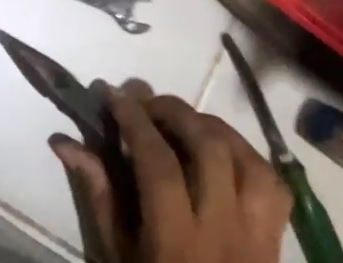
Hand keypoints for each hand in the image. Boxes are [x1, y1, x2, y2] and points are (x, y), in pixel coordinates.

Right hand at [52, 80, 291, 262]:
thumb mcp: (116, 255)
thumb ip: (97, 194)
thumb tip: (65, 141)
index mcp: (177, 244)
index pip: (159, 164)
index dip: (135, 121)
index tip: (114, 96)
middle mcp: (224, 233)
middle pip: (209, 150)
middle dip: (174, 112)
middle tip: (145, 101)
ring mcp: (259, 236)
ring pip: (247, 159)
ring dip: (211, 126)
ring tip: (181, 119)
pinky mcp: (278, 239)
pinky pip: (272, 182)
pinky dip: (244, 153)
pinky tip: (219, 148)